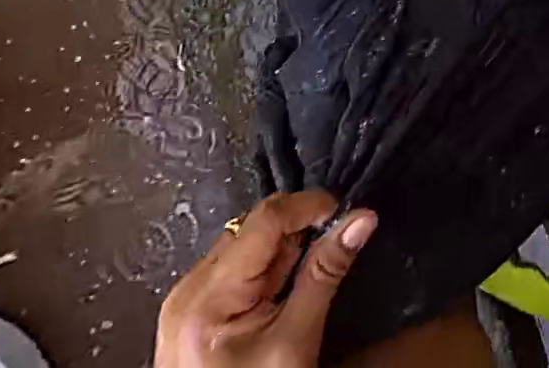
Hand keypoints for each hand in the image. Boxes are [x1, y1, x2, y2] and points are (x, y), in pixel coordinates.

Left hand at [156, 191, 377, 367]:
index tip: (345, 213)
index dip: (309, 205)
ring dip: (284, 247)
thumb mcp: (296, 342)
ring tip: (304, 278)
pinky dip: (268, 265)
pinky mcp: (191, 310)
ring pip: (247, 240)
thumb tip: (364, 217)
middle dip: (298, 227)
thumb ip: (326, 272)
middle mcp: (189, 287)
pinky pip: (237, 264)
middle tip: (329, 250)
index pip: (265, 219)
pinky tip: (280, 292)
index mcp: (208, 297)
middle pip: (254, 226)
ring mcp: (185, 298)